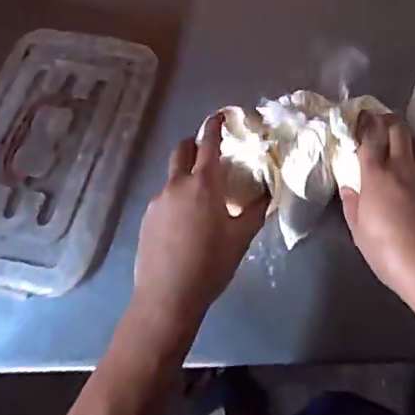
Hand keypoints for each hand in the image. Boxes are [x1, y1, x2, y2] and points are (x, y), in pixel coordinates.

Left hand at [127, 113, 264, 345]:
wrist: (167, 298)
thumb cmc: (210, 264)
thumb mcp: (240, 237)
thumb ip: (255, 210)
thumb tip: (267, 192)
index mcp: (203, 183)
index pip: (209, 143)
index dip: (214, 126)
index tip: (219, 116)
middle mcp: (177, 184)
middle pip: (182, 150)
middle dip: (195, 144)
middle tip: (209, 153)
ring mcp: (158, 201)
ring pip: (173, 176)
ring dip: (186, 176)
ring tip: (201, 200)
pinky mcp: (147, 218)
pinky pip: (164, 198)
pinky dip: (176, 199)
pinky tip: (185, 225)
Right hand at [339, 109, 414, 302]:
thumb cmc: (386, 250)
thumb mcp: (358, 230)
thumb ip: (352, 203)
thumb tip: (348, 185)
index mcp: (376, 174)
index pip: (371, 136)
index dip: (366, 121)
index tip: (361, 115)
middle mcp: (401, 166)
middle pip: (397, 128)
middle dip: (387, 119)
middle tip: (379, 120)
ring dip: (405, 133)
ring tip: (397, 137)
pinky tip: (413, 165)